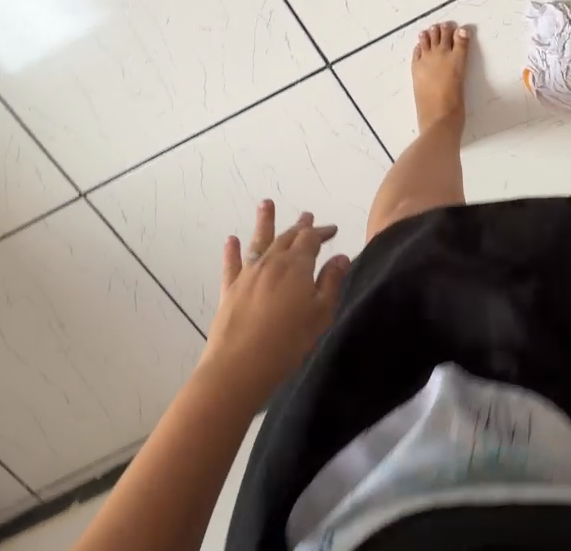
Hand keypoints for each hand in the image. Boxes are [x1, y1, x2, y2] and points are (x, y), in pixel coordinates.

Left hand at [205, 200, 349, 397]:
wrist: (240, 365)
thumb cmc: (289, 341)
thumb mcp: (321, 313)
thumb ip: (331, 282)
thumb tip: (341, 256)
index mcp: (297, 266)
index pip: (311, 240)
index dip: (322, 232)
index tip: (332, 229)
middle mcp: (272, 263)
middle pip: (287, 237)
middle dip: (299, 226)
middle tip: (307, 216)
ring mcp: (248, 275)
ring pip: (259, 242)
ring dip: (265, 222)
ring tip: (266, 204)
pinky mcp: (229, 290)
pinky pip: (232, 265)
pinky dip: (232, 251)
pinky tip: (231, 240)